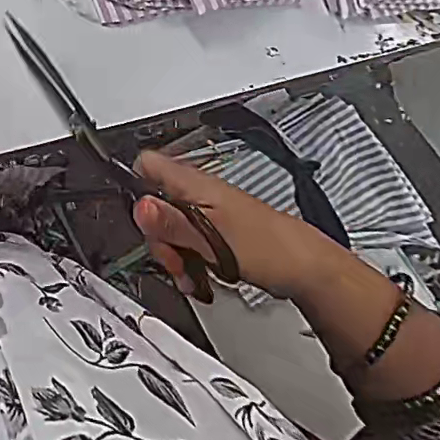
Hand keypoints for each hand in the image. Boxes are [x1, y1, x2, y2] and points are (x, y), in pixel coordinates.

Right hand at [131, 149, 340, 300]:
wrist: (305, 266)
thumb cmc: (268, 247)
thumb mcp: (210, 238)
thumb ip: (171, 223)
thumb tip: (139, 207)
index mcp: (193, 183)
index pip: (145, 165)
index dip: (134, 187)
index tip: (141, 219)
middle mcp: (197, 192)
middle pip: (153, 205)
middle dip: (158, 237)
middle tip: (174, 257)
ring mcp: (206, 211)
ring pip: (169, 227)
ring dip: (173, 254)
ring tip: (190, 272)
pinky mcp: (214, 229)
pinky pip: (186, 240)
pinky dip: (188, 259)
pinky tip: (198, 274)